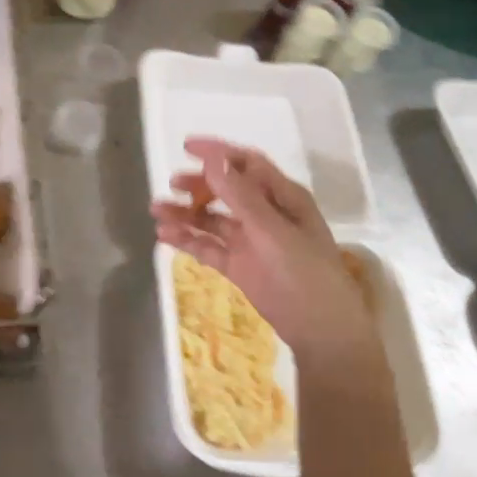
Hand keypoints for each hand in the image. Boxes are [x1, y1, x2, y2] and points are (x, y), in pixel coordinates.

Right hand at [152, 138, 373, 364]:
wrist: (320, 329)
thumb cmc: (305, 274)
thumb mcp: (273, 232)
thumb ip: (242, 197)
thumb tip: (214, 160)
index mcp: (283, 198)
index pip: (247, 164)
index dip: (218, 153)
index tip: (186, 147)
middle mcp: (265, 215)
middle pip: (226, 190)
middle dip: (198, 185)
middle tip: (170, 186)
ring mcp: (251, 242)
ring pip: (213, 220)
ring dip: (186, 214)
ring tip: (157, 213)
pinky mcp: (240, 267)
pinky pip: (209, 248)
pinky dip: (188, 241)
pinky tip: (165, 237)